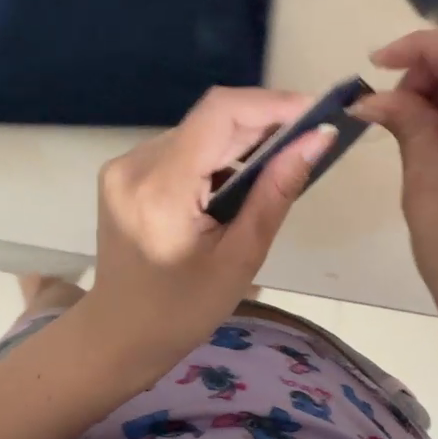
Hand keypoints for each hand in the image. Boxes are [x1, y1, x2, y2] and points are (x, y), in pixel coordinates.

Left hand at [84, 87, 336, 359]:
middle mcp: (135, 164)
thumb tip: (318, 138)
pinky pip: (179, 148)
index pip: (219, 114)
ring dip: (239, 142)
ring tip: (277, 167)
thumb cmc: (182, 311)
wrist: (119, 334)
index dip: (271, 104)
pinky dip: (213, 157)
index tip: (318, 113)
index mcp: (161, 188)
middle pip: (209, 121)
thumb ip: (275, 193)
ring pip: (196, 132)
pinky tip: (234, 185)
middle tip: (311, 141)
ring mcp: (123, 166)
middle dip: (264, 125)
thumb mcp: (240, 259)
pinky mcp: (122, 173)